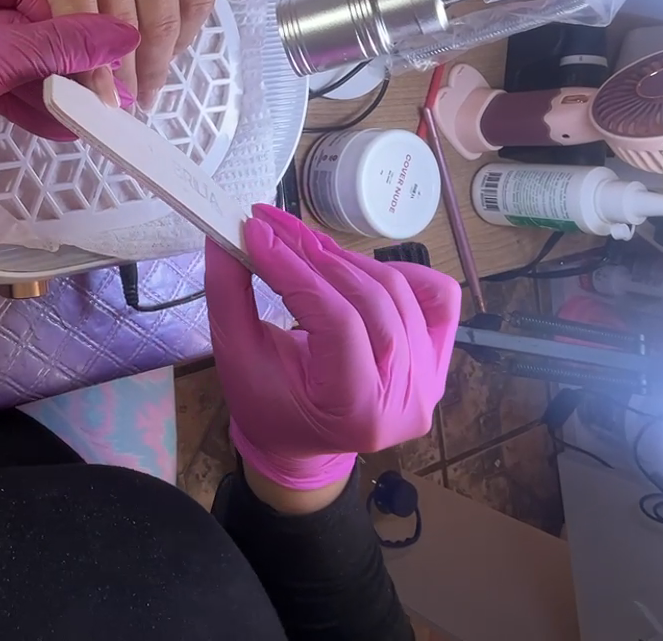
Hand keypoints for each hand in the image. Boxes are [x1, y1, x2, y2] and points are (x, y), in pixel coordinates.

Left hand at [0, 0, 138, 257]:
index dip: (67, 15)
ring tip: (88, 116)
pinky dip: (17, 99)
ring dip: (44, 86)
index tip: (106, 50)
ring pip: (5, 53)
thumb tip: (123, 35)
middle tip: (104, 89)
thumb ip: (55, 47)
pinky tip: (55, 125)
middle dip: (59, 59)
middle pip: (18, 17)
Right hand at [0, 0, 224, 104]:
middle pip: (160, 18)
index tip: (170, 63)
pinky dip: (81, 51)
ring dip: (120, 68)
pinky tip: (86, 84)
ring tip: (117, 101)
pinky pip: (73, 8)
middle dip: (155, 67)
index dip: (184, 41)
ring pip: (118, 20)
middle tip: (145, 98)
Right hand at [205, 205, 459, 490]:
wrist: (299, 438)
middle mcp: (406, 398)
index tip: (255, 231)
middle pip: (369, 300)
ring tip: (299, 242)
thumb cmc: (263, 402)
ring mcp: (431, 380)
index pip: (334, 321)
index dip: (293, 269)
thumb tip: (224, 232)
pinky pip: (436, 299)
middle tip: (270, 223)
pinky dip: (402, 272)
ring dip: (344, 258)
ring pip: (396, 292)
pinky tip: (359, 265)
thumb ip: (228, 292)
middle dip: (314, 253)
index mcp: (354, 409)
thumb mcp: (234, 353)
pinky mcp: (438, 360)